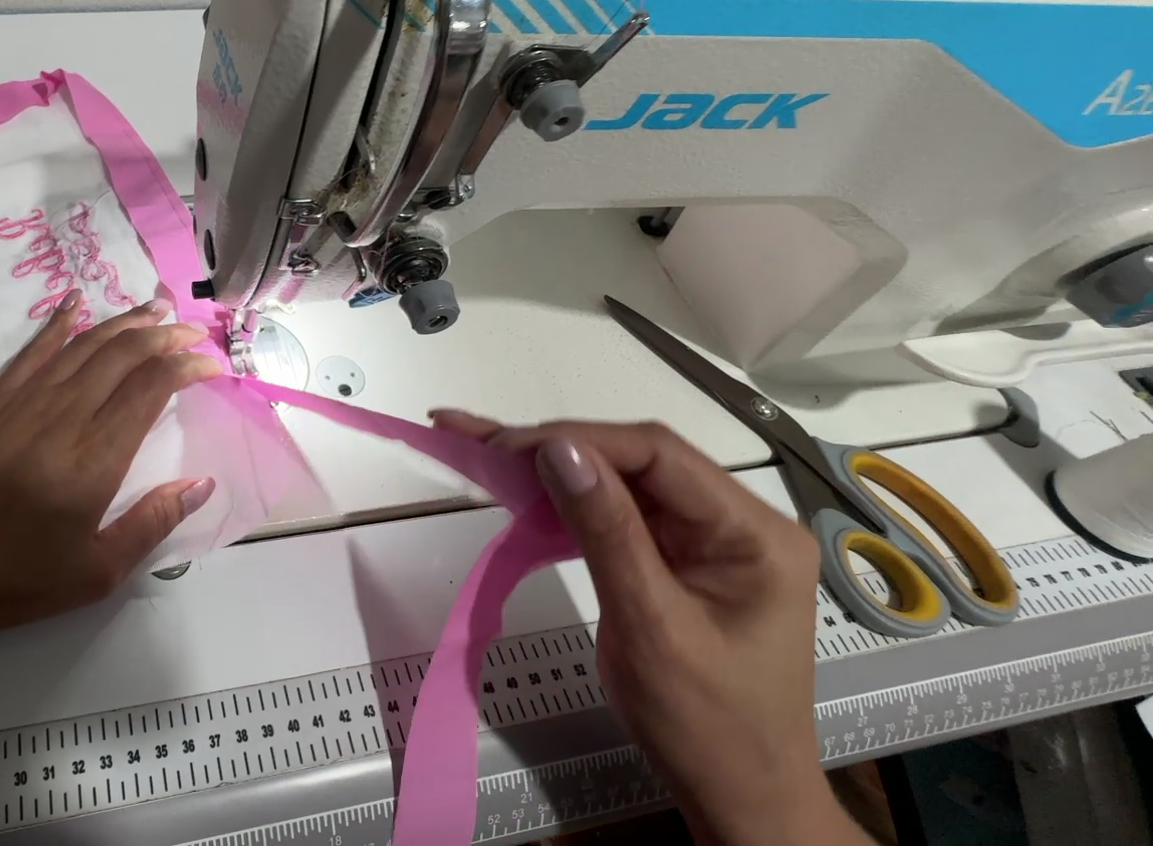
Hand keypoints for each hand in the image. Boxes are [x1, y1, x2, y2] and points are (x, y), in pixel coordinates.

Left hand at [0, 291, 222, 637]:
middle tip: (193, 331)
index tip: (211, 364)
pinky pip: (33, 350)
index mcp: (95, 457)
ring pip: (84, 344)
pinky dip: (58, 321)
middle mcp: (64, 415)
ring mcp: (25, 402)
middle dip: (165, 335)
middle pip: (123, 355)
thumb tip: (202, 484)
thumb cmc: (9, 579)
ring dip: (124, 321)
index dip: (186, 366)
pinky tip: (75, 301)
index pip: (151, 388)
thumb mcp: (94, 573)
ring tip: (155, 308)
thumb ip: (151, 524)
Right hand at [431, 412, 865, 845]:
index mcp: (753, 532)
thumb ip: (606, 530)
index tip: (506, 444)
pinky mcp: (676, 553)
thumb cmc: (704, 722)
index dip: (580, 440)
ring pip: (620, 478)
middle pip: (638, 459)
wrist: (733, 794)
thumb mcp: (650, 625)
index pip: (659, 455)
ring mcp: (706, 536)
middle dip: (557, 446)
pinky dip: (566, 499)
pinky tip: (524, 486)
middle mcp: (735, 520)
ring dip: (554, 466)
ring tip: (487, 449)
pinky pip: (616, 510)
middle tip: (482, 441)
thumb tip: (556, 449)